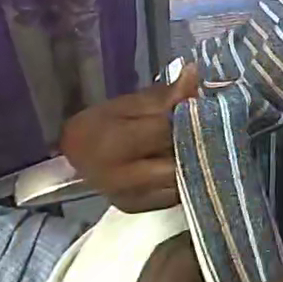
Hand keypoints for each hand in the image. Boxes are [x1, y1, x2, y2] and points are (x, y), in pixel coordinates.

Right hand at [59, 65, 199, 211]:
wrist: (76, 155)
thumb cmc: (100, 123)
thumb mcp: (129, 103)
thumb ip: (165, 94)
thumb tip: (194, 72)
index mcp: (112, 144)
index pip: (165, 131)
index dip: (187, 117)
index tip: (201, 108)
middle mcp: (120, 178)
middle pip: (176, 160)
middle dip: (194, 143)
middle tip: (207, 128)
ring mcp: (130, 198)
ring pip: (180, 180)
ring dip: (193, 163)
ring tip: (199, 145)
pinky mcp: (139, 208)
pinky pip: (174, 195)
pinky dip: (183, 179)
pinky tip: (183, 163)